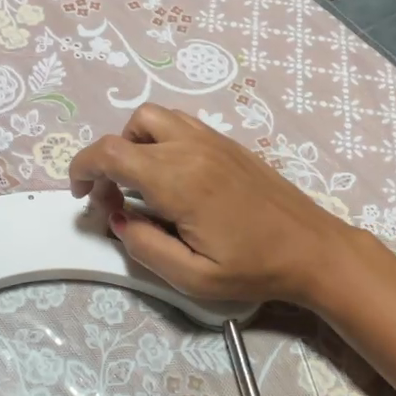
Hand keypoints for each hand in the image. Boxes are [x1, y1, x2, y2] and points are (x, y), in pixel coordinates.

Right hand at [67, 103, 363, 307]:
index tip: (81, 196)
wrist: (313, 249)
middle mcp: (191, 149)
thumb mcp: (192, 276)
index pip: (110, 153)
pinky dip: (159, 141)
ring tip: (139, 184)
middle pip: (127, 132)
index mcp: (178, 180)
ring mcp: (212, 141)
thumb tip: (120, 219)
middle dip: (105, 162)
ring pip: (154, 119)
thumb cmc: (254, 268)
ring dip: (133, 144)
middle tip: (112, 200)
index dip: (82, 169)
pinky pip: (180, 125)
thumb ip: (144, 246)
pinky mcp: (228, 145)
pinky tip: (171, 178)